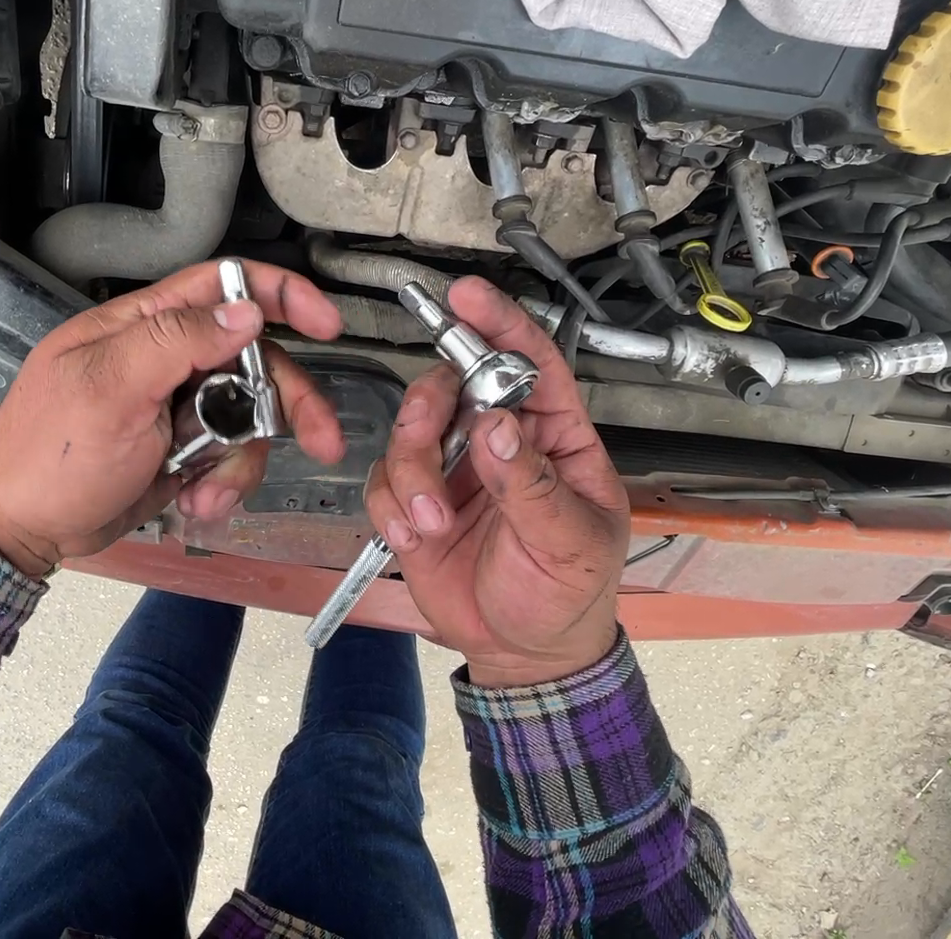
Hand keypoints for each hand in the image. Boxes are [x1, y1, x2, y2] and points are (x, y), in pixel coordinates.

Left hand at [0, 260, 346, 575]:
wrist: (19, 528)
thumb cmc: (52, 452)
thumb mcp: (110, 389)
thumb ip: (176, 341)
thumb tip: (246, 310)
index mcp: (146, 328)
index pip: (222, 286)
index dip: (280, 295)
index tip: (327, 324)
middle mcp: (170, 360)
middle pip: (255, 361)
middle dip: (290, 402)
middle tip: (323, 440)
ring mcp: (180, 408)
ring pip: (250, 418)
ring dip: (244, 461)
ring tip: (209, 497)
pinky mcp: (185, 450)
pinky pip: (231, 456)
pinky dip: (224, 483)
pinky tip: (195, 502)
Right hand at [363, 276, 629, 686]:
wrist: (521, 651)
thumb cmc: (566, 592)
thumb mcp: (569, 542)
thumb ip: (531, 483)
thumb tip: (494, 426)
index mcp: (551, 436)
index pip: (529, 363)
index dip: (500, 325)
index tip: (467, 298)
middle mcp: (495, 440)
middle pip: (448, 386)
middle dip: (428, 409)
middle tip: (426, 437)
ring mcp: (451, 469)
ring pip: (407, 431)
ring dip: (410, 474)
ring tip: (431, 523)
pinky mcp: (413, 500)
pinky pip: (381, 480)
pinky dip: (389, 507)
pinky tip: (413, 536)